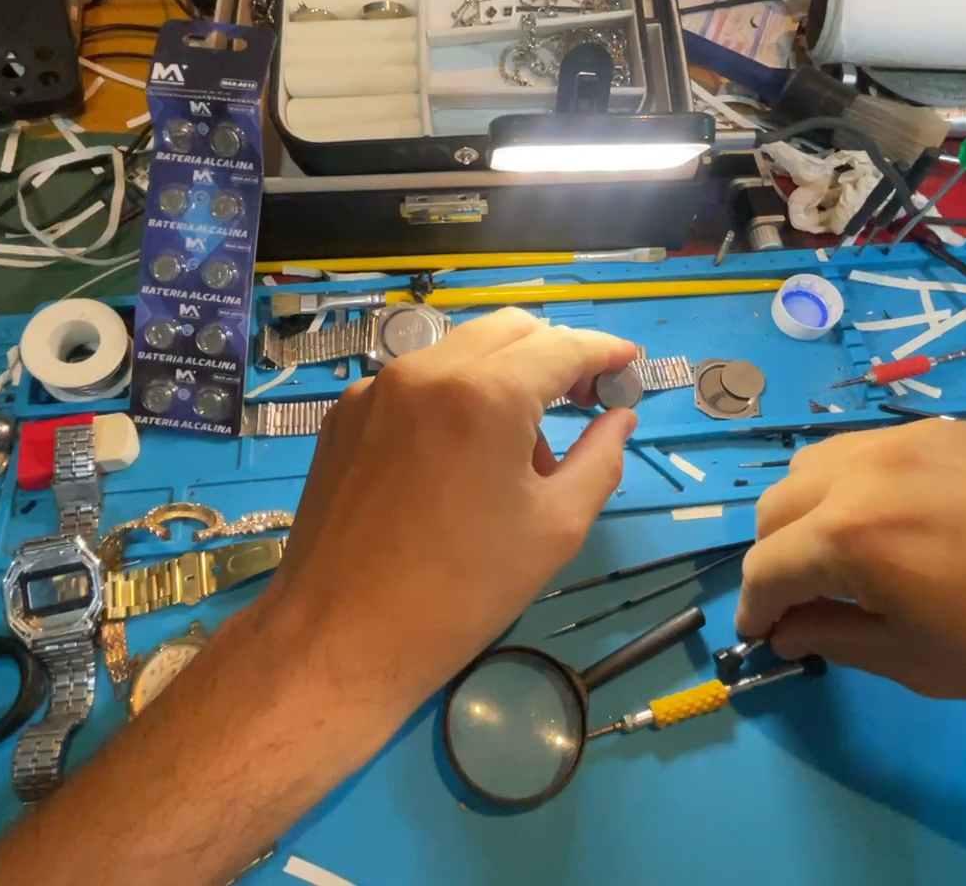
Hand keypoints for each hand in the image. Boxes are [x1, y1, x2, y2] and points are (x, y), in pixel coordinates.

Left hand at [260, 307, 638, 708]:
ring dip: (505, 373)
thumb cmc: (460, 591)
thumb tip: (619, 417)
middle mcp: (426, 371)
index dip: (603, 350)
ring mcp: (376, 387)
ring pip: (461, 349)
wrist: (339, 637)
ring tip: (518, 447)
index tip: (626, 365)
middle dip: (555, 352)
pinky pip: (418, 380)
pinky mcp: (346, 412)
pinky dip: (455, 394)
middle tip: (582, 398)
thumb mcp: (554, 528)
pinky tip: (460, 455)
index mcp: (483, 394)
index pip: (560, 346)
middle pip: (510, 329)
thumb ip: (600, 459)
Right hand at [735, 420, 965, 765]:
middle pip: (776, 507)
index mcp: (848, 535)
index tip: (761, 634)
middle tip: (804, 600)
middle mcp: (860, 471)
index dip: (754, 607)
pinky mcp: (948, 426)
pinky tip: (897, 518)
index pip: (766, 568)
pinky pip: (868, 450)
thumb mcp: (930, 661)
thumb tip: (790, 630)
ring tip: (844, 554)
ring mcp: (905, 437)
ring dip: (807, 512)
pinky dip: (853, 485)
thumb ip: (840, 640)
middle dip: (774, 557)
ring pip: (815, 466)